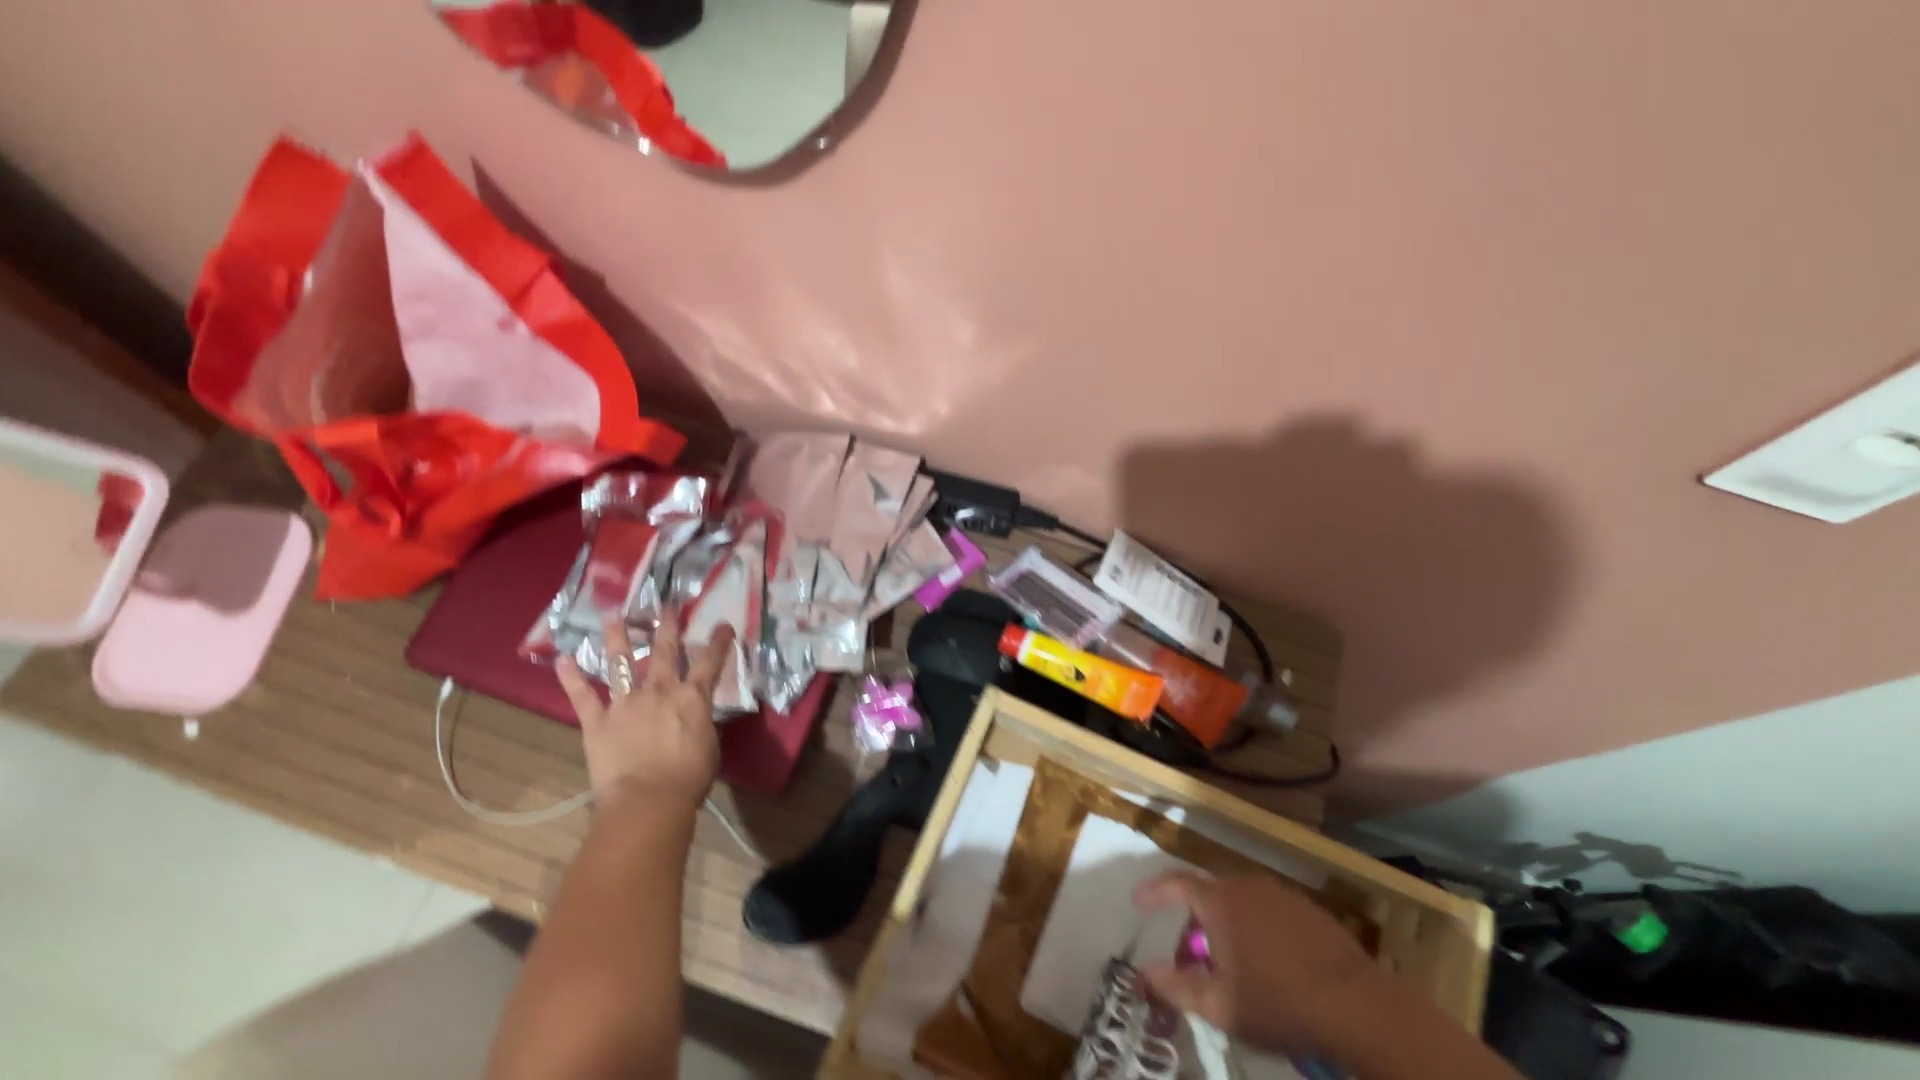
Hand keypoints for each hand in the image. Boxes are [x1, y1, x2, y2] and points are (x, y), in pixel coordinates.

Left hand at [556, 613, 735, 807]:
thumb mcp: (710, 748)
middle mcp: (659, 691)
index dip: (718, 643)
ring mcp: (625, 703)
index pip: (709, 664)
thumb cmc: (688, 779)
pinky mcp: (597, 721)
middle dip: (667, 626)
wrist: (648, 799)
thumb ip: (703, 725)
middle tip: (667, 606)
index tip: (723, 625)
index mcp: (692, 699)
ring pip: (619, 663)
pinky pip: (582, 696)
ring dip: (616, 638)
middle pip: (663, 652)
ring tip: (612, 616)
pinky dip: (571, 677)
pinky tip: (562, 659)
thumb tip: (699, 717)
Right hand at [1133, 872, 1379, 1055]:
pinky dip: (1255, 929)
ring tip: (1228, 966)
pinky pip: (1268, 911)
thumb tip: (1145, 973)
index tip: (1138, 902)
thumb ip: (1176, 986)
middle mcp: (1249, 887)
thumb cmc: (1279, 1003)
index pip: (1176, 884)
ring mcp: (1283, 895)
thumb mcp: (1219, 1005)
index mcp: (1220, 902)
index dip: (1154, 891)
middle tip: (1189, 960)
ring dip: (1225, 926)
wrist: (1357, 1006)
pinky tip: (1266, 963)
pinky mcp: (1310, 910)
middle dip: (1192, 923)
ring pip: (1240, 903)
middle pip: (1208, 895)